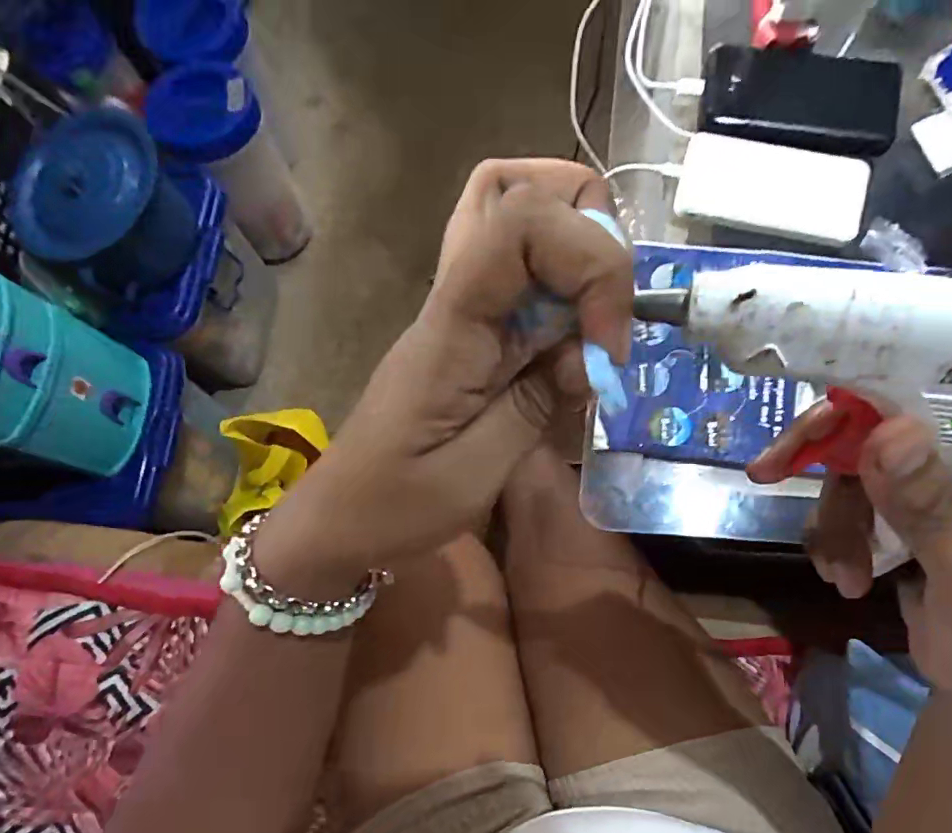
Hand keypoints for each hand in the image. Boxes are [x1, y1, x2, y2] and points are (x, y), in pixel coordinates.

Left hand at [256, 160, 631, 585]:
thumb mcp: (475, 473)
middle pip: (527, 196)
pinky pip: (525, 279)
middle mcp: (459, 298)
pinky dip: (568, 295)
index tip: (609, 347)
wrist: (342, 517)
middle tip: (608, 328)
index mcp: (453, 326)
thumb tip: (590, 357)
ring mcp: (465, 310)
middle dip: (594, 246)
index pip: (522, 223)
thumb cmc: (398, 505)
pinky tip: (576, 348)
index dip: (590, 262)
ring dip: (582, 262)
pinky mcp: (475, 333)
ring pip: (526, 225)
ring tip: (598, 331)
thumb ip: (537, 406)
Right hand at [752, 410, 951, 832]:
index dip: (892, 388)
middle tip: (772, 470)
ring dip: (837, 518)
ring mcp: (951, 504)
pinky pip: (859, 512)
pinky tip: (842, 580)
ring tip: (838, 576)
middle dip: (840, 462)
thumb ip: (937, 511)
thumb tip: (888, 428)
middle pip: (899, 427)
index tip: (822, 408)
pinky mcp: (916, 536)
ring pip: (868, 473)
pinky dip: (838, 540)